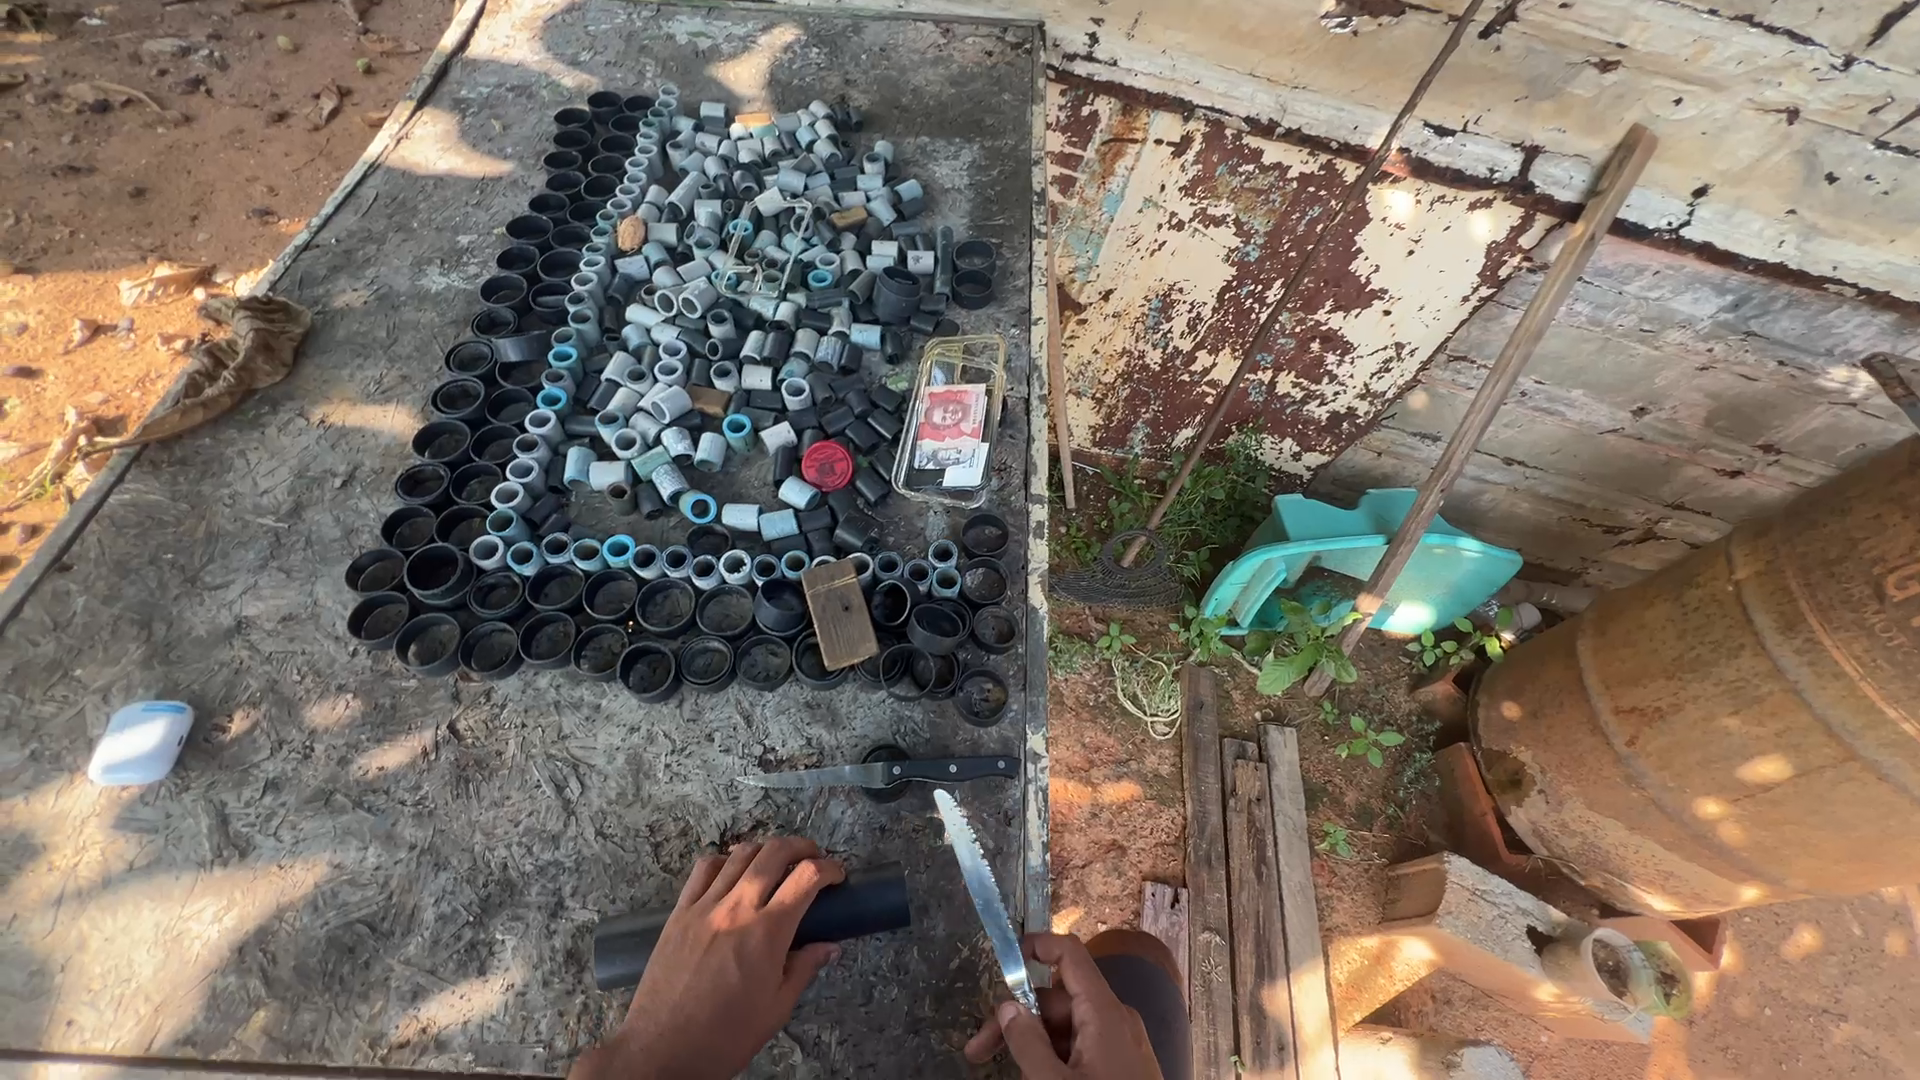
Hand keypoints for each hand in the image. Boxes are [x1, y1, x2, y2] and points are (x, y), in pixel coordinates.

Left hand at [571, 837, 845, 1079]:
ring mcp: (705, 906)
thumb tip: (830, 945)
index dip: (829, 868)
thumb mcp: (776, 1010)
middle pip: (775, 851)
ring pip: (741, 853)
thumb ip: (804, 969)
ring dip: (766, 850)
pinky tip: (733, 871)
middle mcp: (738, 908)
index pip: (807, 877)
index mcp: (767, 933)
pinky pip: (704, 868)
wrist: (660, 1052)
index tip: (837, 875)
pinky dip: (725, 860)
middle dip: (802, 846)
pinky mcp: (680, 911)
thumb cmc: (724, 1036)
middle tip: (813, 857)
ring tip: (776, 862)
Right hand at [963, 933, 1163, 1079]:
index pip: (1069, 955)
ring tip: (1010, 1075)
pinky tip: (1035, 1079)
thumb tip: (1008, 1006)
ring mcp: (1120, 1046)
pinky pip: (1081, 1051)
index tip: (1004, 958)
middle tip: (978, 1052)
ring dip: (1033, 1046)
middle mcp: (1115, 1019)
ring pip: (1066, 1030)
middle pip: (1057, 1001)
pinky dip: (1055, 1061)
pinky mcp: (1121, 1069)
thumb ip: (1028, 1044)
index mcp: (1104, 1011)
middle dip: (1017, 1021)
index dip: (1037, 946)